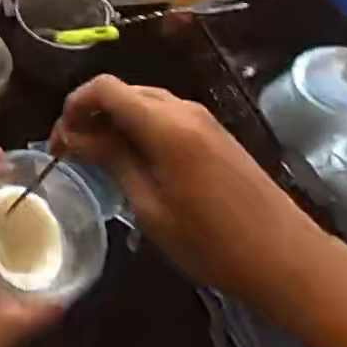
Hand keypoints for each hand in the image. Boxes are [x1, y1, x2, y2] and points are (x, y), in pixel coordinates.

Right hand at [50, 75, 333, 300]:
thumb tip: (73, 136)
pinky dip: (139, 126)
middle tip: (72, 151)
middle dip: (91, 113)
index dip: (74, 105)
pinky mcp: (213, 132)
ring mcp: (202, 118)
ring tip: (98, 157)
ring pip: (143, 101)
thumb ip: (111, 159)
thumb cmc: (212, 242)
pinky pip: (164, 114)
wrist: (288, 259)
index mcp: (164, 124)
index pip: (104, 88)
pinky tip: (133, 159)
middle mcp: (183, 108)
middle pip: (122, 90)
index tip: (59, 139)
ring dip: (114, 120)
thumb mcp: (150, 206)